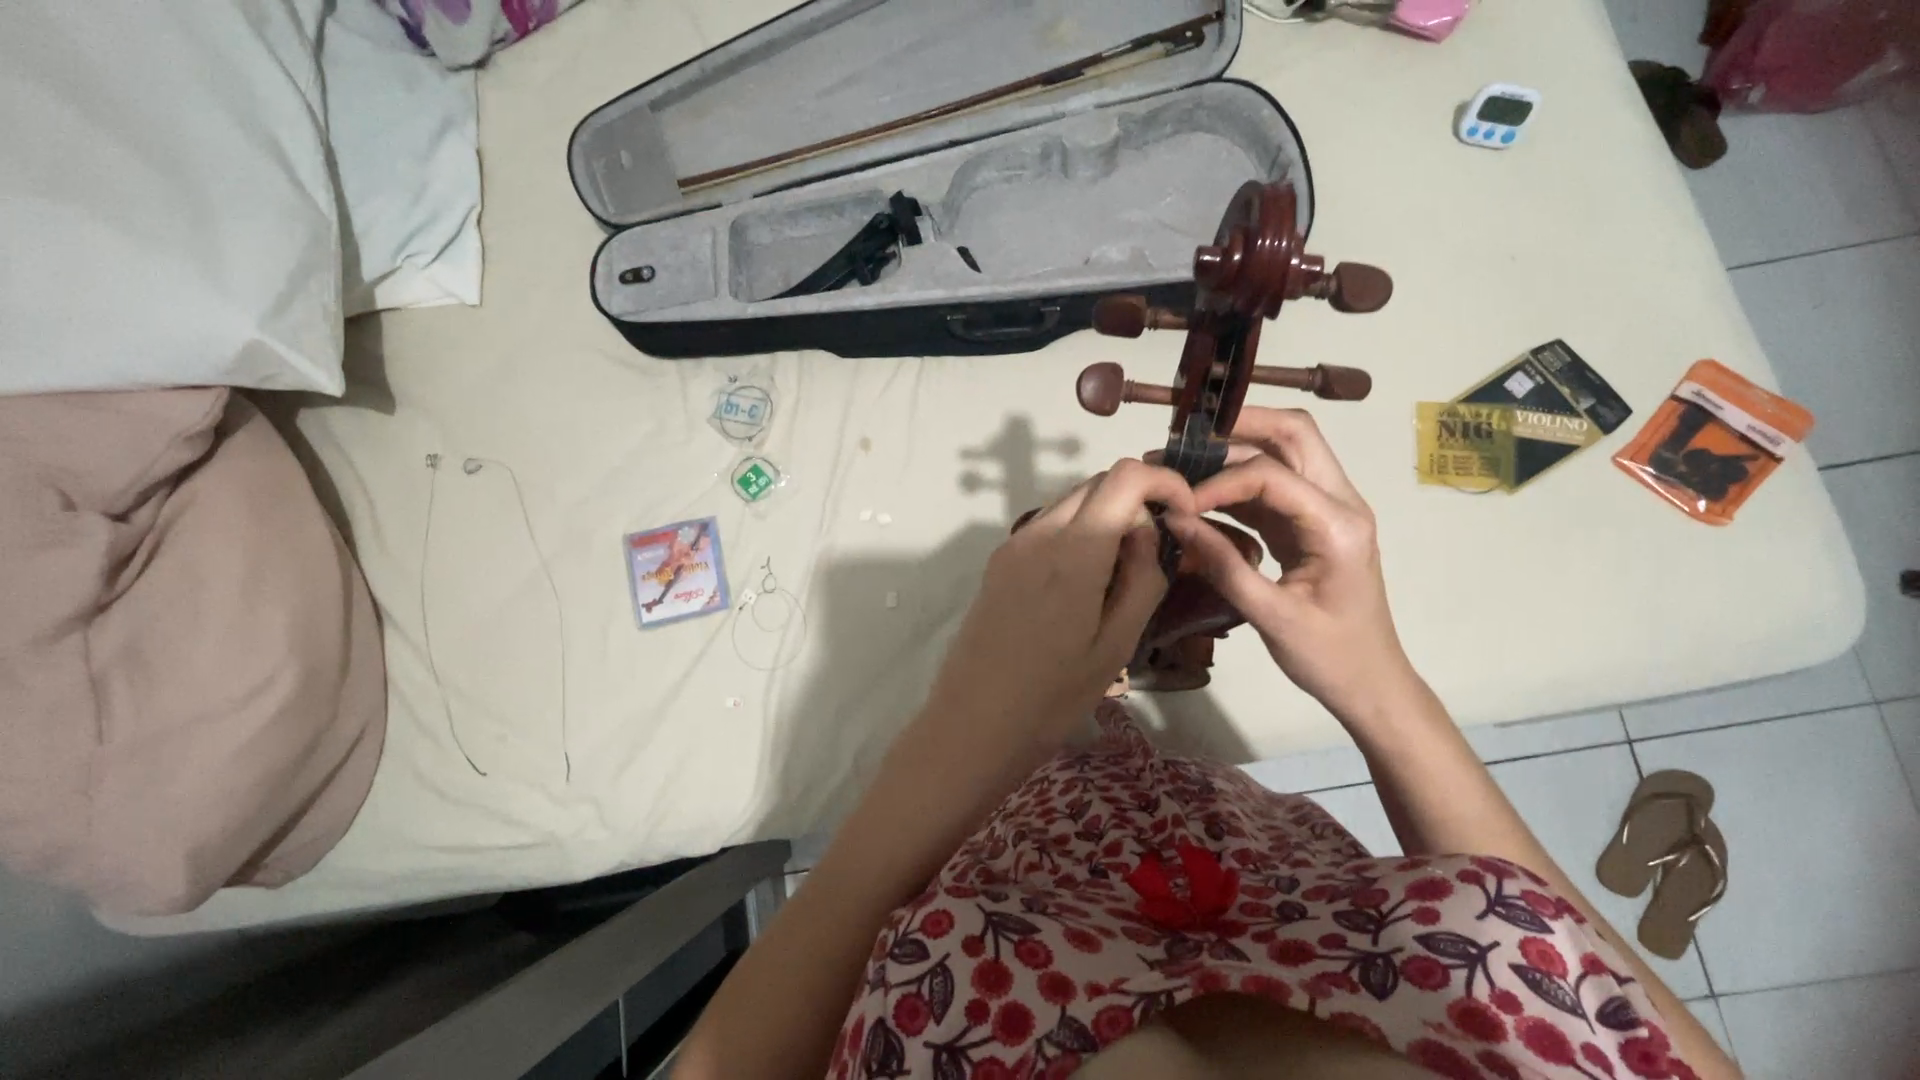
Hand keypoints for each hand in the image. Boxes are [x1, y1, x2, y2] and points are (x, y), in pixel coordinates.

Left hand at [921, 460, 1195, 757]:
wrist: (974, 723)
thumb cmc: (1054, 695)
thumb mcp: (1117, 643)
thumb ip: (1143, 577)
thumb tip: (1149, 531)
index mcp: (1074, 550)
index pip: (1126, 476)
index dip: (1164, 484)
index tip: (1182, 518)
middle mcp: (1040, 533)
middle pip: (1098, 482)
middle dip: (1138, 501)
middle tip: (1156, 553)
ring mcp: (1014, 545)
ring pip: (1071, 502)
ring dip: (1107, 517)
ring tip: (1122, 573)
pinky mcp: (999, 562)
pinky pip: (1048, 526)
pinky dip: (1078, 533)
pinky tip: (1086, 583)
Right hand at [1161, 408, 1416, 722]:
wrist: (1371, 683)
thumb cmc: (1328, 657)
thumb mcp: (1270, 616)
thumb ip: (1222, 565)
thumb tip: (1175, 520)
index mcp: (1338, 526)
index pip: (1272, 475)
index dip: (1220, 480)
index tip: (1178, 503)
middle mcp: (1340, 503)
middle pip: (1294, 433)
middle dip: (1239, 424)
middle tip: (1184, 436)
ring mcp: (1328, 509)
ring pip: (1285, 451)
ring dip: (1236, 450)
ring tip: (1182, 461)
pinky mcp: (1311, 523)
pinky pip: (1274, 485)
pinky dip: (1237, 483)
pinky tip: (1200, 496)